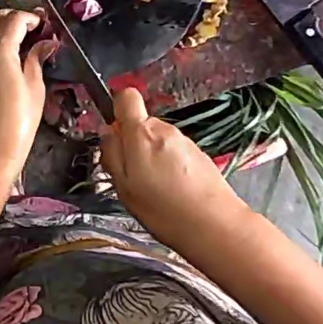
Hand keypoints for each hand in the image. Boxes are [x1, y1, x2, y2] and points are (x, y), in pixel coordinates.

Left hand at [0, 8, 51, 167]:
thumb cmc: (19, 118)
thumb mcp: (34, 86)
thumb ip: (36, 58)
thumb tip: (46, 42)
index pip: (14, 20)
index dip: (31, 17)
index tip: (45, 23)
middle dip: (14, 17)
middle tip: (34, 28)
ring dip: (2, 28)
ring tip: (24, 40)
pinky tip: (10, 54)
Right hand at [100, 87, 258, 249]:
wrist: (216, 226)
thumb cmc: (163, 209)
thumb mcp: (124, 186)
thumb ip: (111, 154)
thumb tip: (106, 132)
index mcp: (141, 133)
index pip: (126, 97)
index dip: (117, 109)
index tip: (115, 135)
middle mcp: (165, 130)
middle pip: (142, 123)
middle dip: (133, 143)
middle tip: (133, 175)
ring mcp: (185, 141)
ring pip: (158, 140)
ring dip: (152, 157)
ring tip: (155, 188)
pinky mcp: (200, 155)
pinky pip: (174, 152)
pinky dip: (169, 166)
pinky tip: (173, 191)